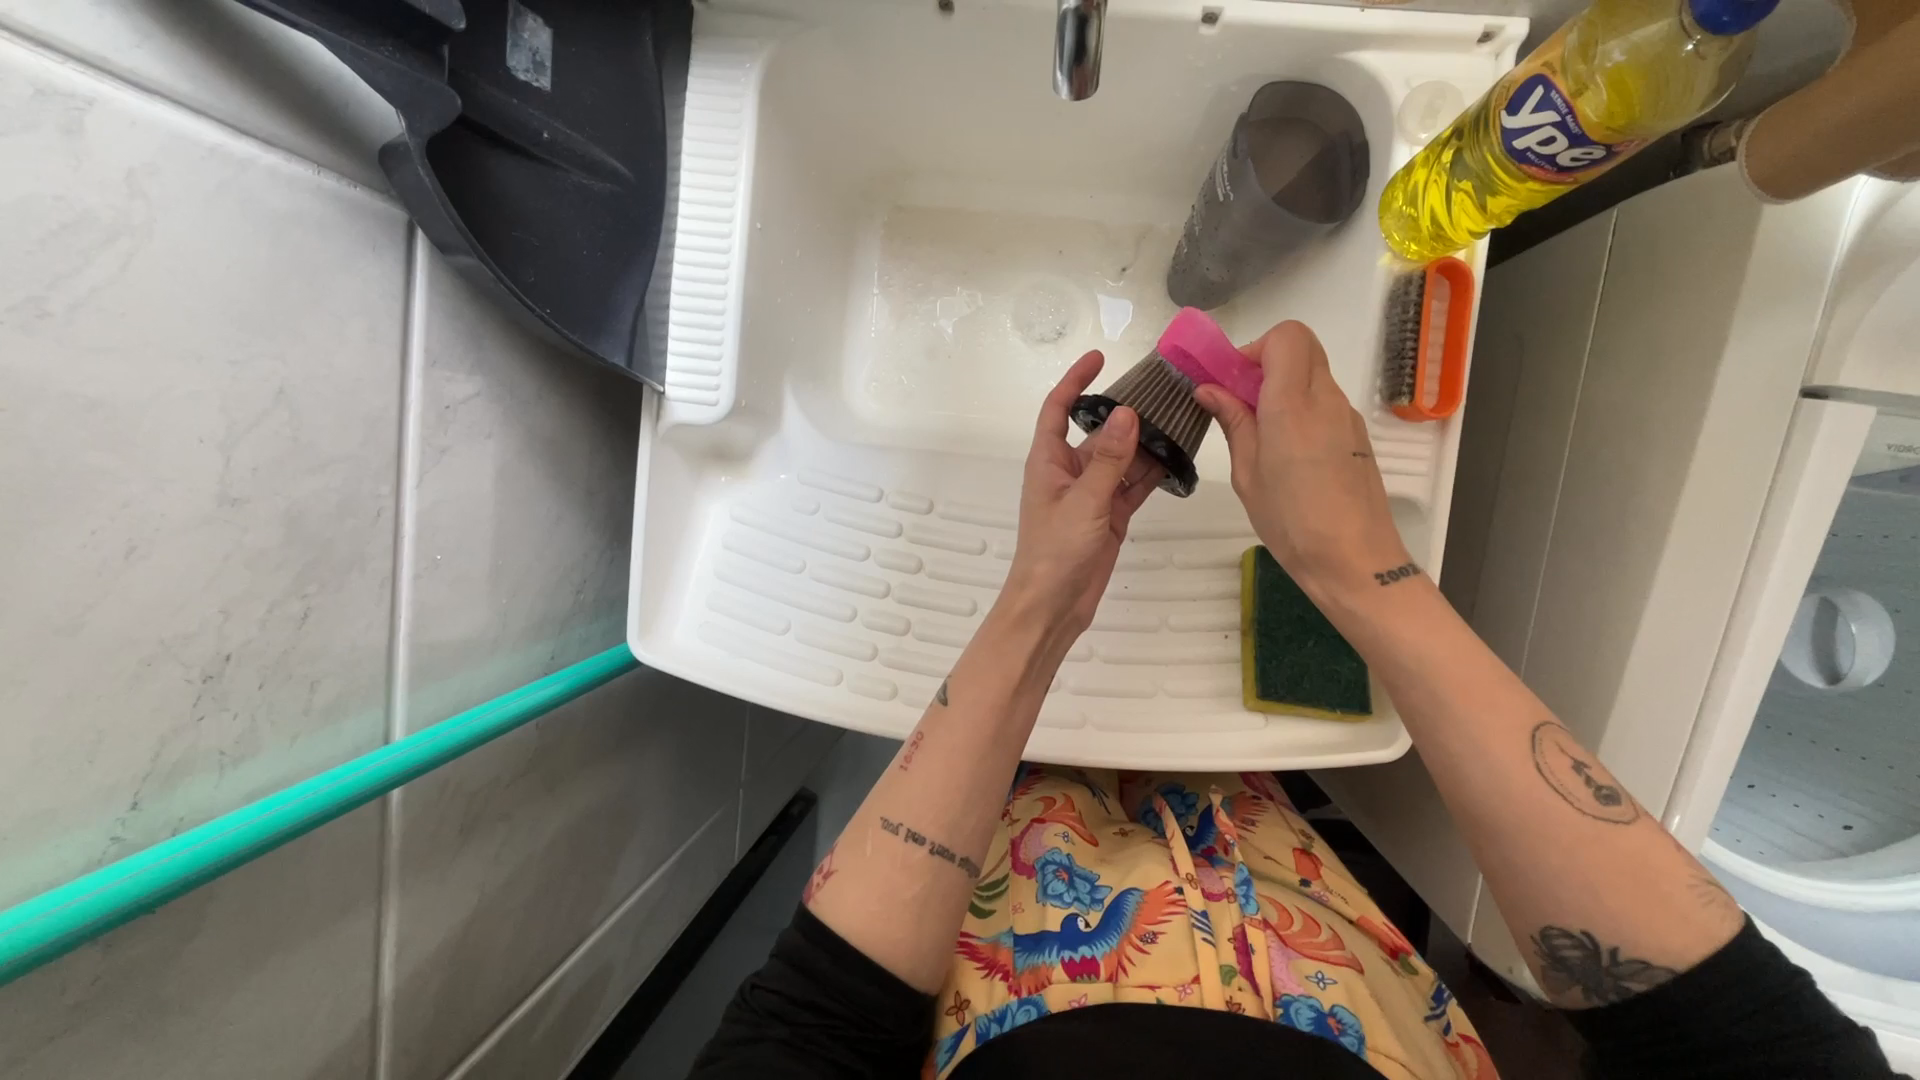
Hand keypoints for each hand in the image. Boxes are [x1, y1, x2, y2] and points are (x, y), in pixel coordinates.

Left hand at [1001, 351, 1162, 638]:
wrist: (1053, 606)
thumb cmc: (1055, 551)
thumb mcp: (1084, 502)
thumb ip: (1109, 460)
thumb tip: (1128, 413)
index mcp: (1049, 461)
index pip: (1058, 409)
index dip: (1075, 381)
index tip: (1099, 357)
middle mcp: (1069, 472)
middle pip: (1100, 433)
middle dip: (1127, 414)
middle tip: (1165, 392)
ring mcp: (1092, 495)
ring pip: (1122, 459)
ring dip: (1146, 444)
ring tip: (1181, 419)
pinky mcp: (1110, 516)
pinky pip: (1133, 486)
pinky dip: (1152, 474)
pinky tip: (1178, 458)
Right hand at [1193, 321, 1411, 600]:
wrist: (1354, 559)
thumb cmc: (1290, 521)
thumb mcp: (1248, 474)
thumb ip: (1233, 423)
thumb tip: (1210, 390)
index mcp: (1293, 405)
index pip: (1286, 337)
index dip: (1253, 349)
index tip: (1229, 383)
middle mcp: (1326, 400)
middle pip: (1301, 346)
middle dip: (1264, 361)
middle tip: (1238, 401)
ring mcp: (1346, 416)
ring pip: (1312, 373)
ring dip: (1280, 385)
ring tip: (1256, 434)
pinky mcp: (1355, 435)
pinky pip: (1322, 401)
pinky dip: (1298, 406)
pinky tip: (1283, 451)